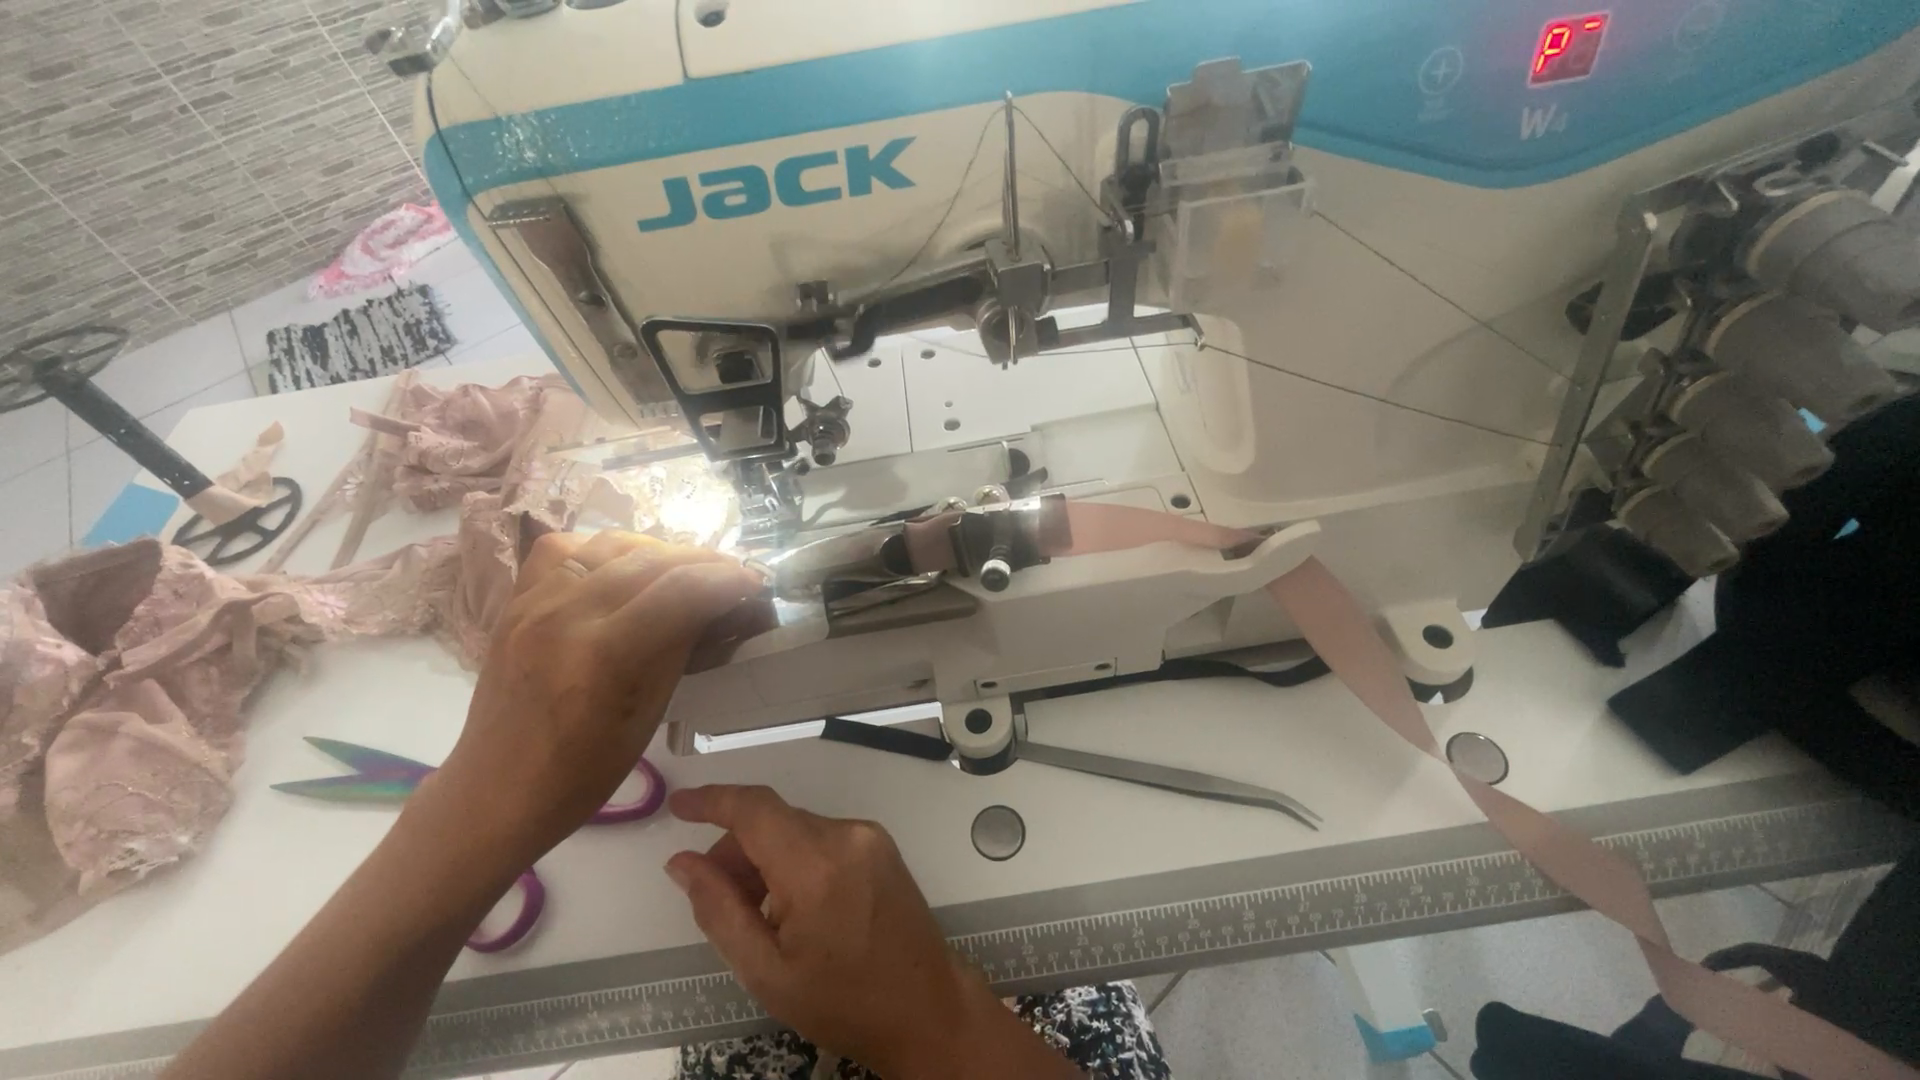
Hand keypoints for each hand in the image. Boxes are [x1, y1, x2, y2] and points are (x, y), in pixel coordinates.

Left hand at [429, 532, 760, 865]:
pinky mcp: (516, 601)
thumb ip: (680, 647)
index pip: (682, 589)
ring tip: (684, 568)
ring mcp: (534, 603)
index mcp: (604, 655)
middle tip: (731, 574)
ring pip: (611, 544)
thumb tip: (719, 605)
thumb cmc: (583, 772)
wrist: (498, 790)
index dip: (728, 578)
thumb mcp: (649, 713)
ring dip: (658, 549)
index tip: (754, 582)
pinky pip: (563, 548)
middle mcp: (565, 614)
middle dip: (702, 561)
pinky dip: (602, 548)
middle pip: (651, 559)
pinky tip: (622, 566)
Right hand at [665, 786, 990, 1077]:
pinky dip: (795, 858)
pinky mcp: (880, 845)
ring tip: (758, 912)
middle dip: (735, 849)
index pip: (754, 809)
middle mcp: (845, 835)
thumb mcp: (765, 970)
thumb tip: (682, 861)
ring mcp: (868, 836)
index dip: (712, 800)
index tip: (678, 805)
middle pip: (772, 820)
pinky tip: (793, 904)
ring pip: (796, 828)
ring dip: (766, 855)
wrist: (926, 1007)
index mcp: (815, 866)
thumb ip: (718, 909)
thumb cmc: (842, 1000)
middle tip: (716, 896)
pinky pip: (822, 837)